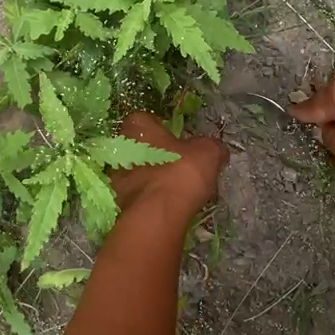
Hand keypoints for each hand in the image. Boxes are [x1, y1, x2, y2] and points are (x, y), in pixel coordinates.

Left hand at [108, 112, 227, 218]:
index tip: (183, 144)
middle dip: (159, 155)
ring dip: (155, 178)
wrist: (158, 214)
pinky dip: (151, 198)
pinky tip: (168, 206)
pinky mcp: (119, 201)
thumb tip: (218, 150)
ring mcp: (116, 175)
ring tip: (177, 190)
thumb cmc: (180, 172)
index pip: (151, 120)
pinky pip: (139, 194)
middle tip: (181, 167)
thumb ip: (212, 147)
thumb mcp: (208, 152)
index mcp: (137, 125)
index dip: (168, 132)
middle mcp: (120, 146)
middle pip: (143, 147)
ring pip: (139, 172)